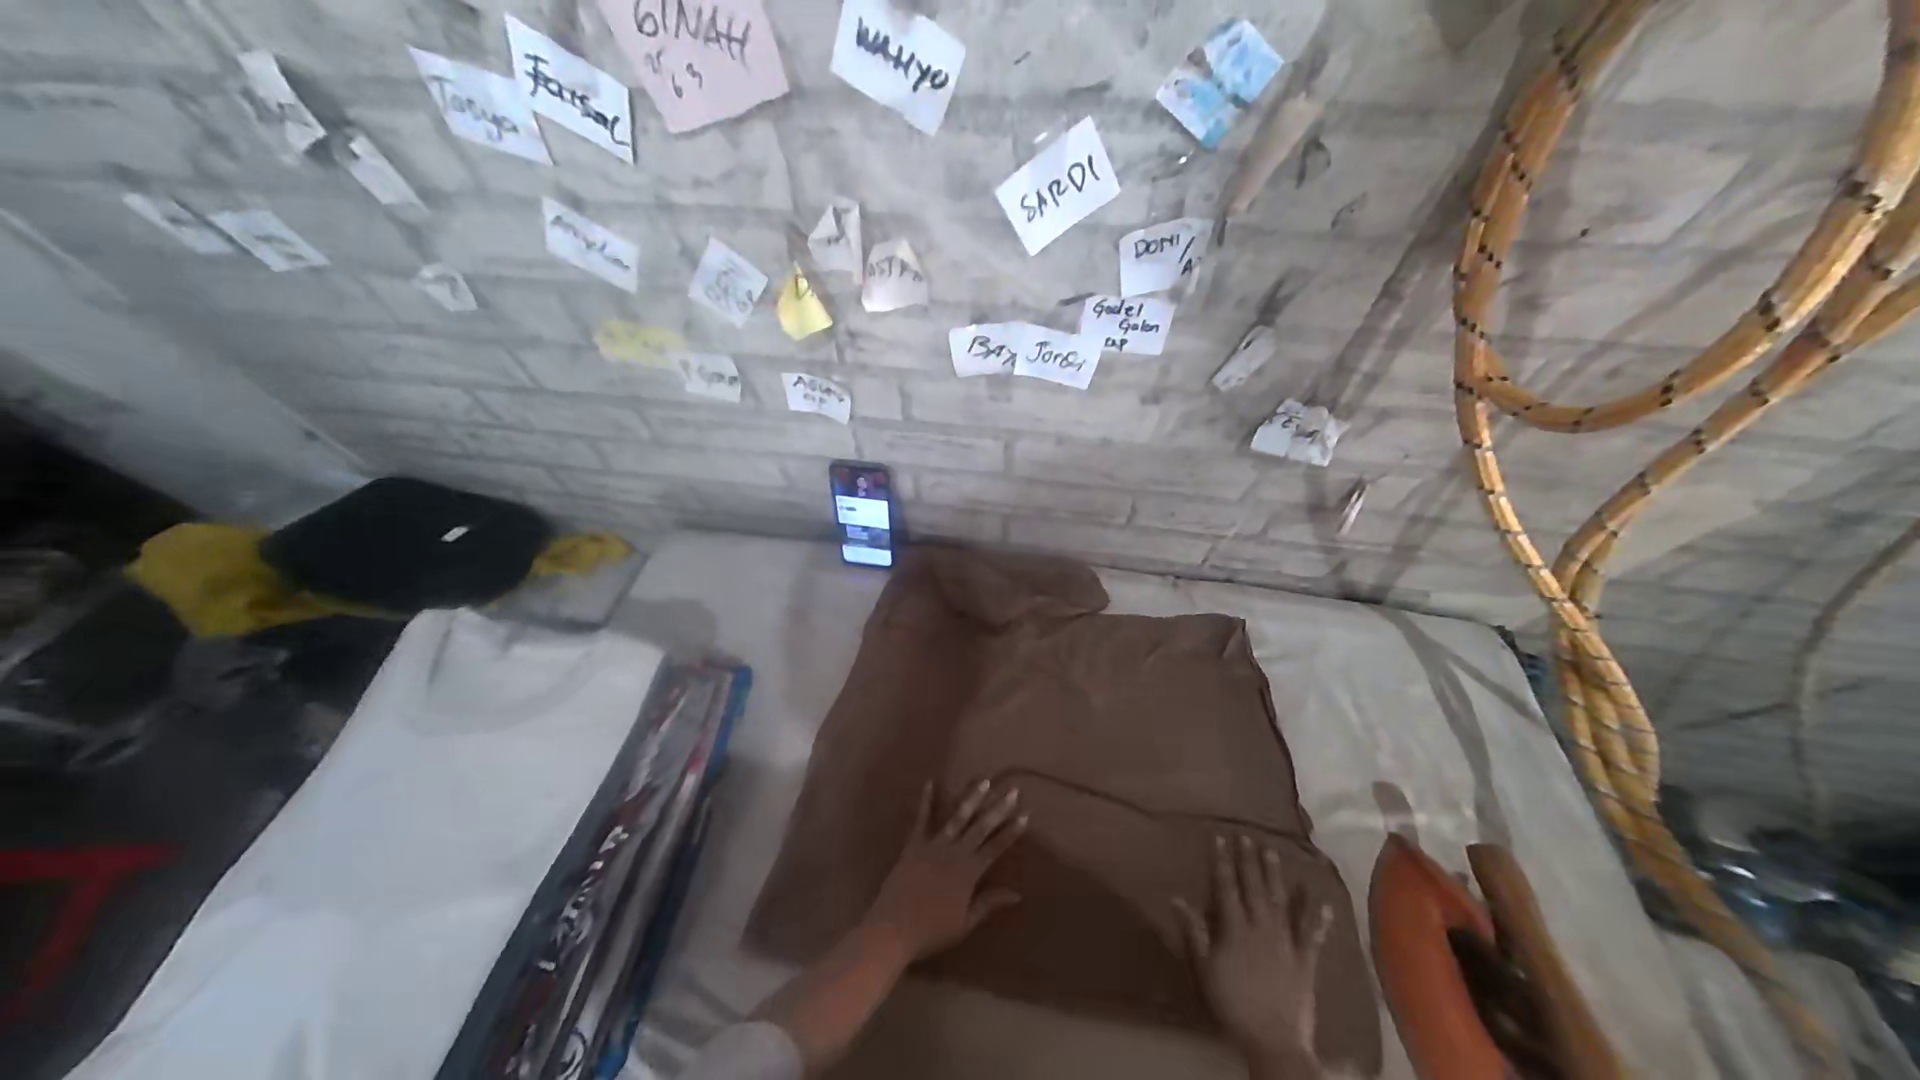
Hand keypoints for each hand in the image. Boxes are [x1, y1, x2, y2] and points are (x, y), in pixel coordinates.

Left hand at [862, 779, 1027, 959]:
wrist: (893, 928)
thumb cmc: (931, 931)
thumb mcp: (965, 923)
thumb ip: (989, 903)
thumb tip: (1016, 894)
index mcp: (968, 872)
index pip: (995, 848)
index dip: (1011, 832)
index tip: (1025, 815)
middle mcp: (954, 853)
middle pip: (980, 827)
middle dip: (998, 809)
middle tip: (1013, 791)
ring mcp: (933, 846)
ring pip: (957, 818)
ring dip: (972, 799)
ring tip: (984, 782)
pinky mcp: (913, 845)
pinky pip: (921, 819)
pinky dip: (926, 801)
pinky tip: (930, 783)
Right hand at [1173, 835, 1332, 1076]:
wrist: (1274, 1040)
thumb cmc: (1232, 1003)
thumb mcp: (1204, 968)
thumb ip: (1194, 931)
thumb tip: (1177, 897)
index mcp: (1235, 928)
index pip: (1226, 886)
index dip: (1222, 861)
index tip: (1220, 838)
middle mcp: (1262, 927)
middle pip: (1254, 887)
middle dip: (1248, 860)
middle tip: (1246, 836)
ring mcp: (1286, 941)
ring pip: (1280, 901)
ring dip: (1275, 875)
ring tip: (1271, 852)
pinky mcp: (1306, 959)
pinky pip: (1312, 933)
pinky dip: (1316, 915)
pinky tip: (1321, 899)